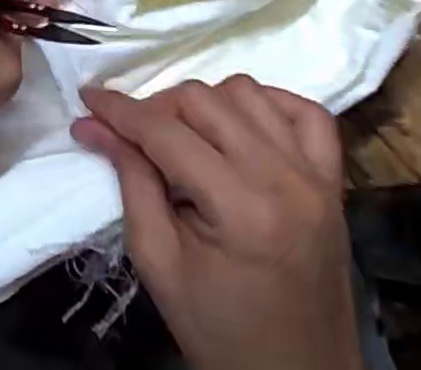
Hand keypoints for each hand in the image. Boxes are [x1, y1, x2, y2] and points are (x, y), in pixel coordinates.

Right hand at [71, 77, 362, 369]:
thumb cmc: (217, 327)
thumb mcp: (156, 258)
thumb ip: (128, 178)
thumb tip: (90, 123)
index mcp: (242, 209)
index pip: (165, 131)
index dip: (118, 109)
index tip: (86, 98)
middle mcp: (286, 180)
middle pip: (202, 99)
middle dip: (156, 108)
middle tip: (133, 136)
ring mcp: (318, 178)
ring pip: (246, 92)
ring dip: (204, 104)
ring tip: (184, 138)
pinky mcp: (334, 182)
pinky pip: (305, 111)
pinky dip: (267, 104)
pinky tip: (239, 126)